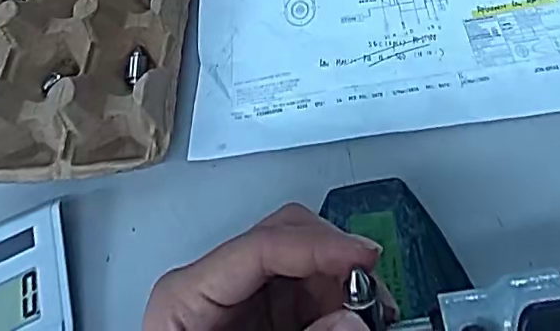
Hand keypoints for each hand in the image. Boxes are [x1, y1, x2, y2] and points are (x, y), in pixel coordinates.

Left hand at [143, 203, 392, 330]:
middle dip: (335, 259)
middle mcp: (215, 282)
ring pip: (304, 262)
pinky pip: (306, 293)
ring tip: (371, 310)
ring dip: (342, 281)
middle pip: (286, 239)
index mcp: (186, 293)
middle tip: (373, 293)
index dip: (320, 245)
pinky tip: (352, 317)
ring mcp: (238, 297)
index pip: (263, 244)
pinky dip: (335, 301)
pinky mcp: (260, 317)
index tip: (364, 257)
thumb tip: (353, 320)